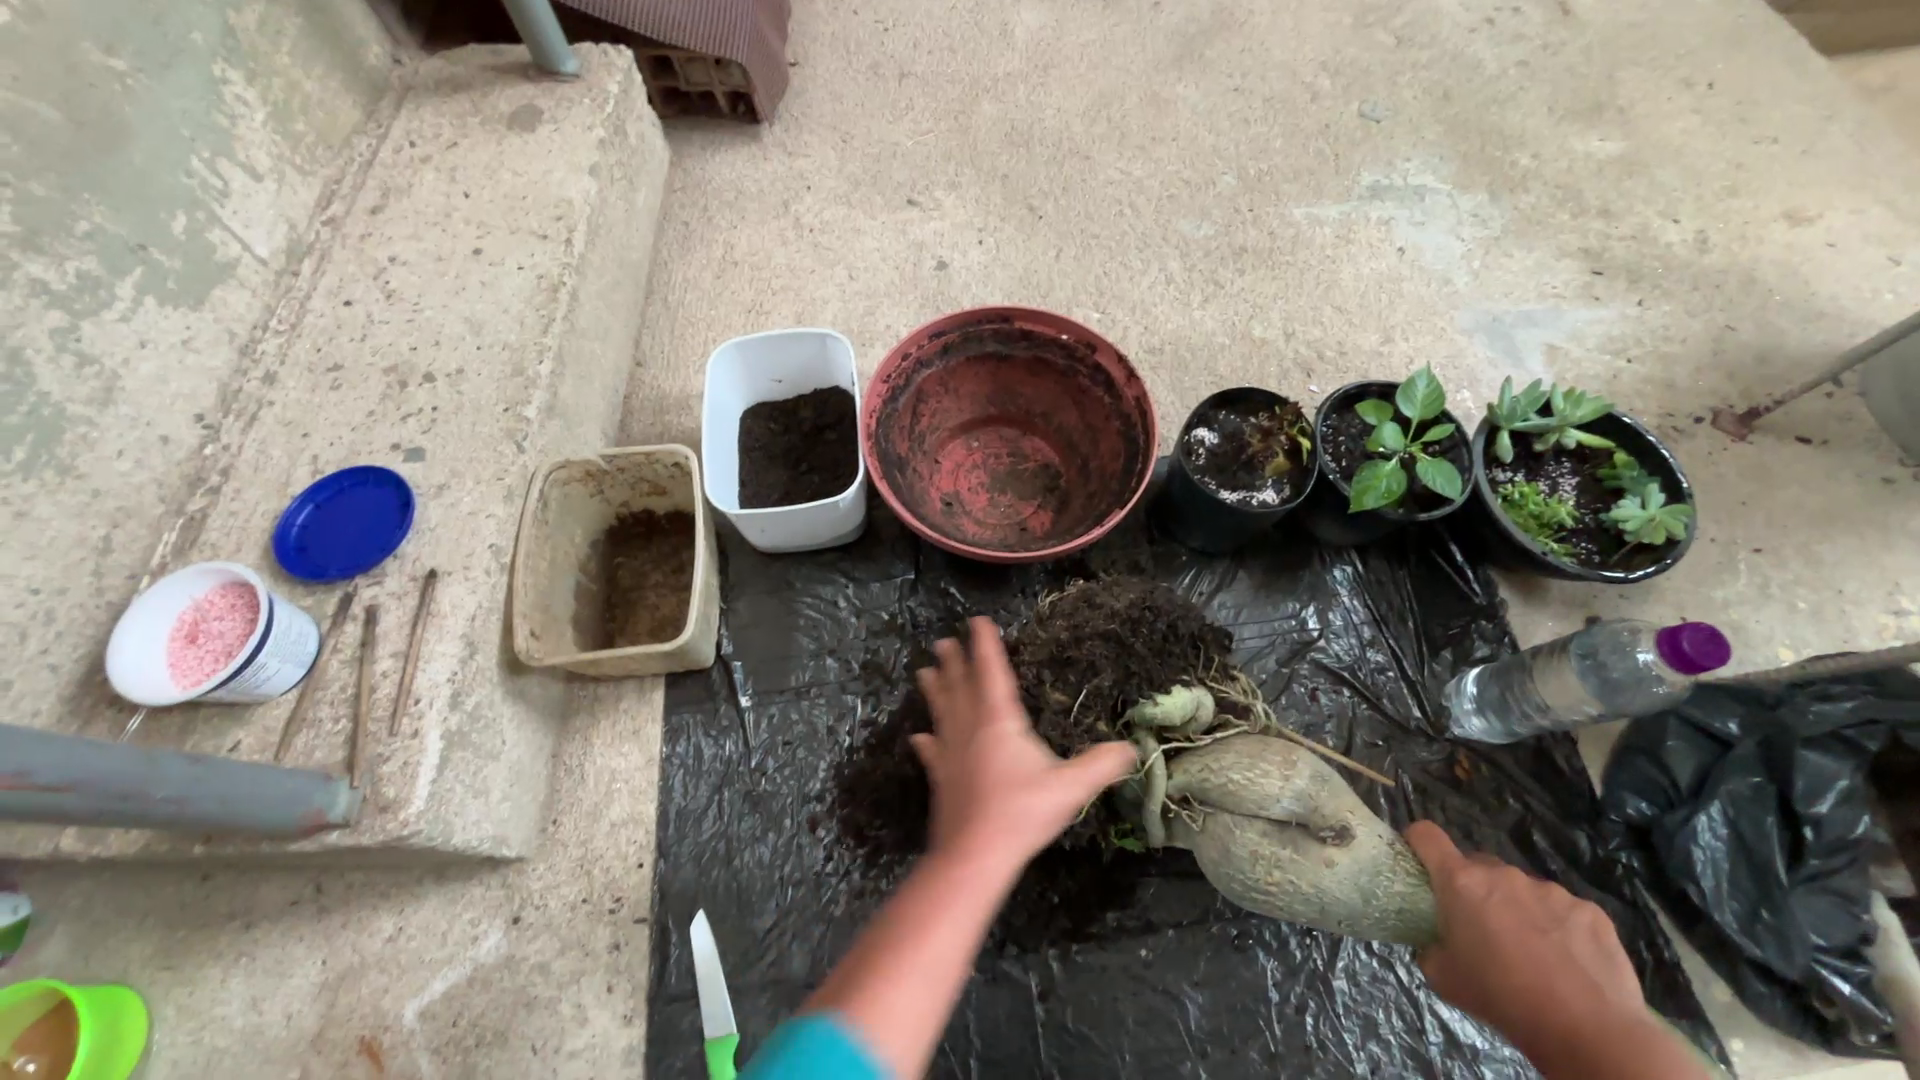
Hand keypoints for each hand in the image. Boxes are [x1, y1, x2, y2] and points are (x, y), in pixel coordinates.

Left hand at [911, 617, 1137, 870]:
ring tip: (924, 671)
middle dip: (954, 662)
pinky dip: (926, 742)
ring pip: (941, 712)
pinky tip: (919, 737)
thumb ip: (1100, 766)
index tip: (977, 621)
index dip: (986, 646)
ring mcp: (951, 754)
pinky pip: (931, 753)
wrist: (975, 854)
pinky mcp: (941, 778)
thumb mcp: (1070, 788)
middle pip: (960, 687)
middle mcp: (970, 730)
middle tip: (943, 641)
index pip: (992, 674)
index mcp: (999, 722)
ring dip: (935, 690)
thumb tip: (1131, 748)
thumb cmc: (1021, 814)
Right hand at [1405, 822, 1683, 1074]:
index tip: (1417, 861)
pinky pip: (1562, 910)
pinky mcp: (1590, 910)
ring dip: (1517, 909)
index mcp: (1461, 882)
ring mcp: (1551, 890)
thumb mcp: (1442, 977)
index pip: (1426, 835)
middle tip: (1479, 927)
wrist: (1588, 1031)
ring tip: (1532, 954)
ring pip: (1522, 889)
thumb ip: (1430, 946)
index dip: (1417, 842)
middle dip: (1472, 888)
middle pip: (1477, 865)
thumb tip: (1436, 941)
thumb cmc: (1502, 998)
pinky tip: (1568, 963)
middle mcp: (1504, 875)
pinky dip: (1558, 928)